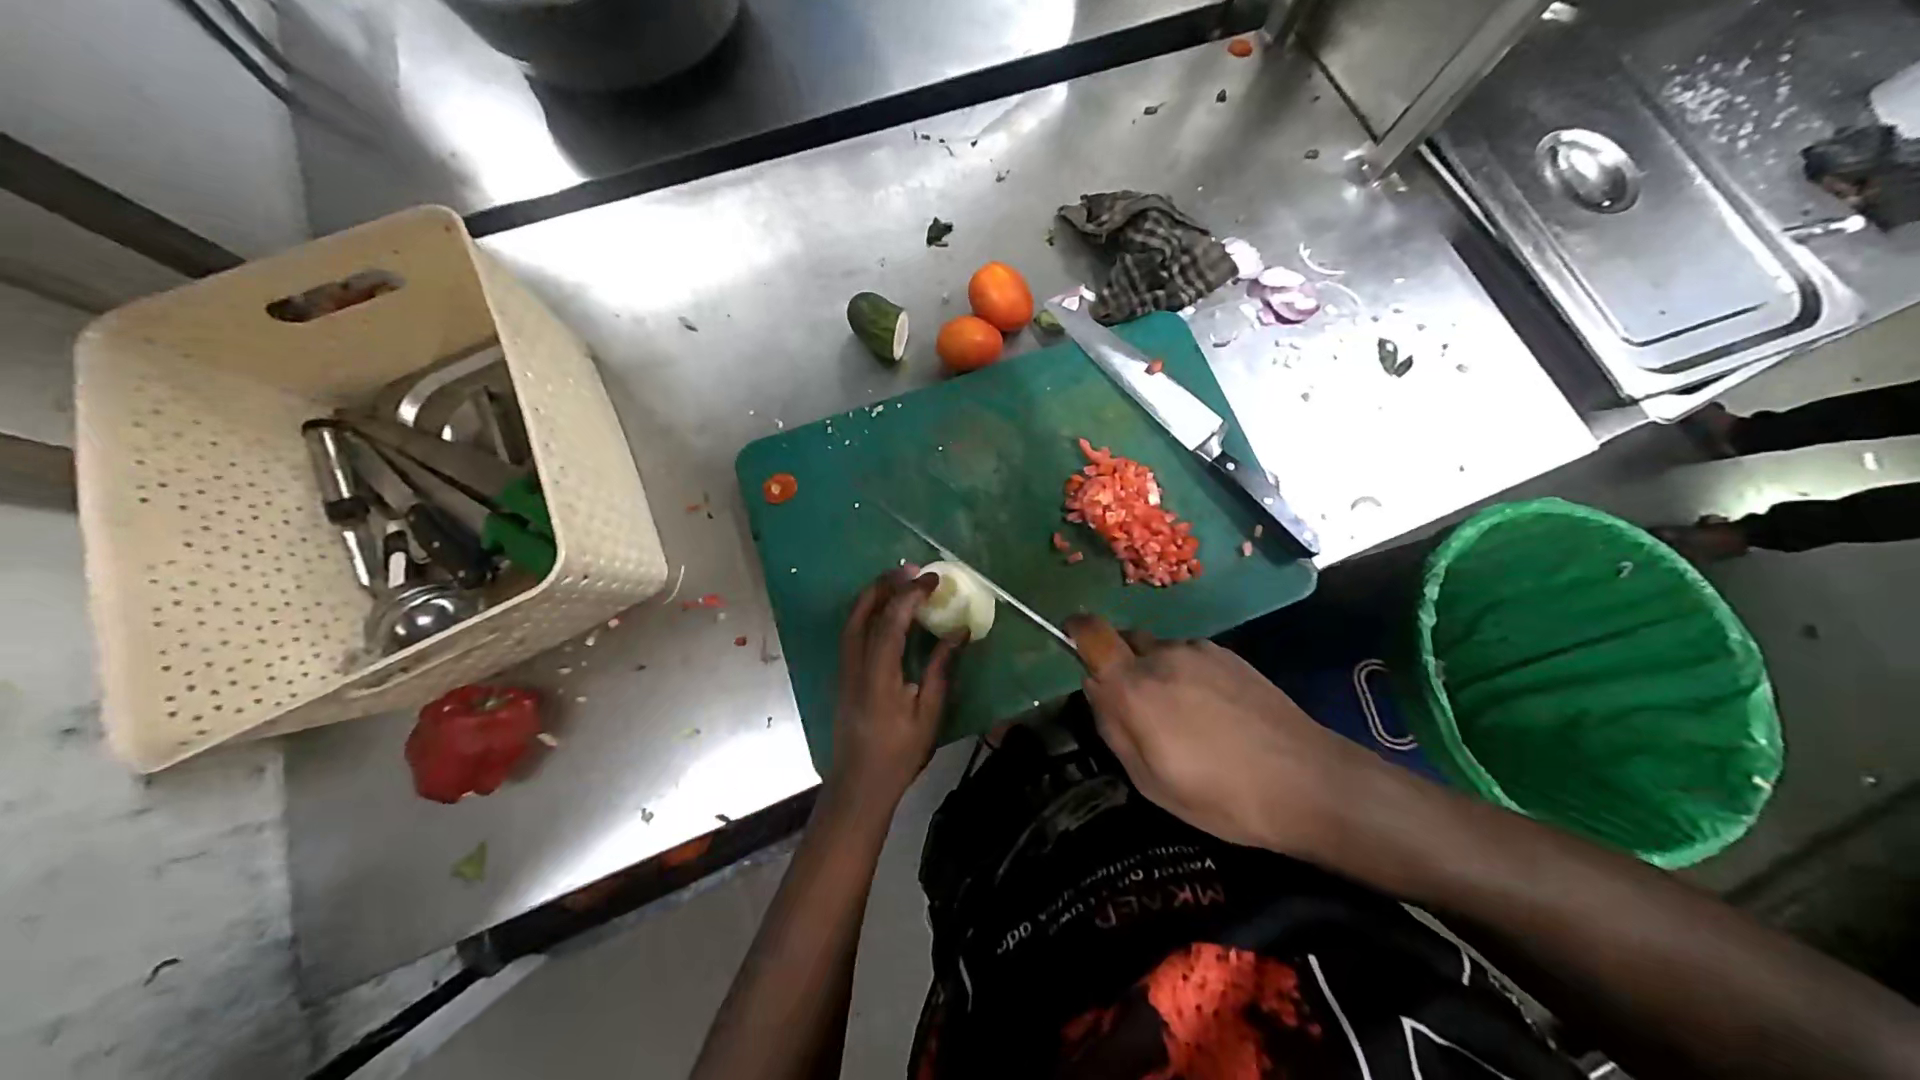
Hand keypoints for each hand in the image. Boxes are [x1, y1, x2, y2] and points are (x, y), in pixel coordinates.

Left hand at [826, 567, 964, 817]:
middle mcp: (855, 663)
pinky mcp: (844, 675)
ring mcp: (845, 668)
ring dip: (874, 595)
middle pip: (863, 611)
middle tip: (913, 570)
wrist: (859, 784)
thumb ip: (941, 668)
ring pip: (853, 619)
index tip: (934, 581)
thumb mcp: (929, 713)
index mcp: (878, 672)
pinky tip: (885, 612)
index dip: (912, 595)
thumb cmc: (898, 754)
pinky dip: (868, 612)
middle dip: (886, 584)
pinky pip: (852, 632)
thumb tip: (959, 631)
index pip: (892, 620)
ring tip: (899, 582)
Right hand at [1069, 616, 1390, 852]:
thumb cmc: (1219, 795)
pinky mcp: (1232, 656)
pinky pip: (1191, 657)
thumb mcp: (1149, 781)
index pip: (1093, 635)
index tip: (1072, 640)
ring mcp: (1201, 652)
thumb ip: (1114, 727)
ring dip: (1157, 673)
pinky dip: (1188, 676)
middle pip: (1126, 643)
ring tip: (1183, 719)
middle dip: (1121, 666)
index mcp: (1135, 687)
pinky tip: (1213, 714)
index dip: (1077, 631)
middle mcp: (1163, 656)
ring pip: (1160, 651)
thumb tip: (1095, 688)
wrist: (1309, 783)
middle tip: (1137, 710)